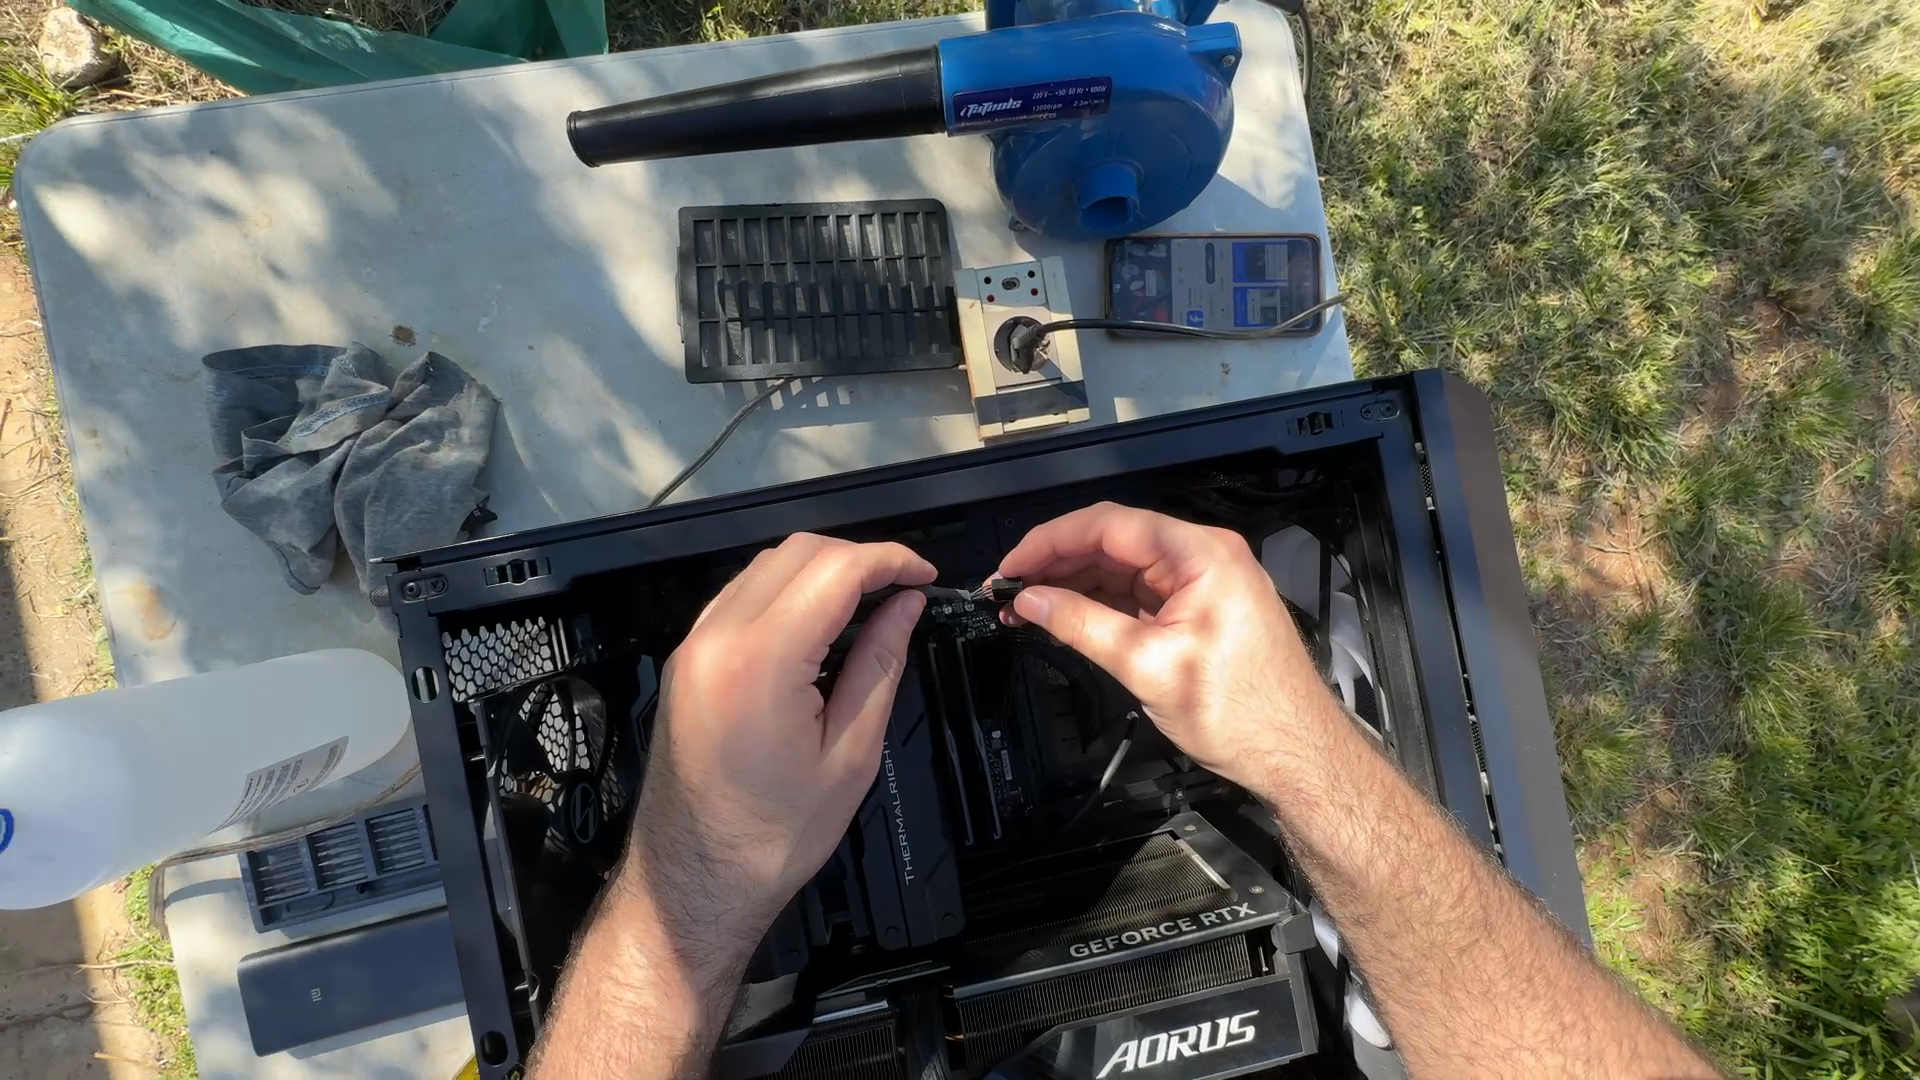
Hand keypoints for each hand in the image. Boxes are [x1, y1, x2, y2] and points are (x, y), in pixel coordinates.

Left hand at [623, 533, 933, 953]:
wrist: (691, 882)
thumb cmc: (777, 834)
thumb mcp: (851, 754)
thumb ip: (881, 663)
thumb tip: (907, 605)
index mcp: (761, 661)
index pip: (836, 569)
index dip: (891, 560)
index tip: (926, 577)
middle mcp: (717, 636)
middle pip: (800, 551)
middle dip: (860, 557)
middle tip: (903, 589)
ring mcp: (693, 643)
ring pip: (769, 563)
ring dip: (824, 566)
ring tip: (869, 600)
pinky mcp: (686, 655)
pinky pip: (743, 592)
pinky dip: (789, 586)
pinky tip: (818, 617)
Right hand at [997, 503, 1341, 788]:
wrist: (1297, 755)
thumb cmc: (1240, 713)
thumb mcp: (1146, 665)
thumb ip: (1081, 624)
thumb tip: (1029, 601)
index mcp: (1200, 554)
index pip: (1108, 525)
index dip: (1050, 541)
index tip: (1011, 566)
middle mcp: (1201, 555)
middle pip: (1111, 541)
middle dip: (1056, 563)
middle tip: (1009, 590)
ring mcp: (1199, 580)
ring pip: (1119, 566)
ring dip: (1072, 583)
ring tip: (1026, 606)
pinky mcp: (1194, 605)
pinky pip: (1135, 590)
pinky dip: (1098, 601)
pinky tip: (1064, 615)